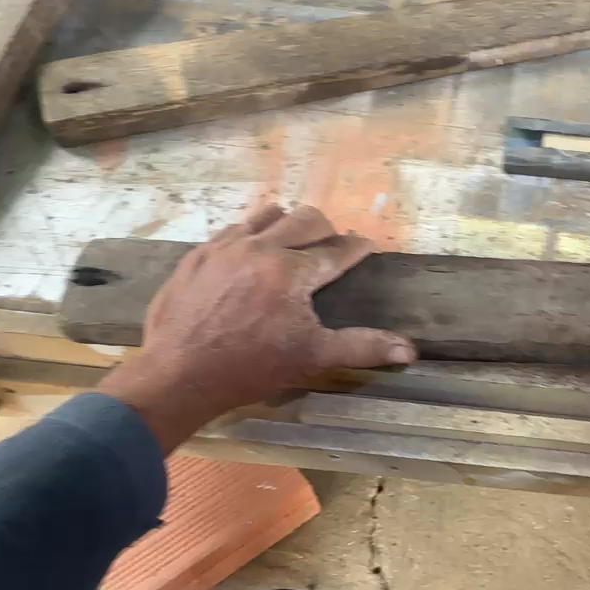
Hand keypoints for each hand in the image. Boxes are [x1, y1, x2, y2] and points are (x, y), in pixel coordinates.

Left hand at [99, 203, 416, 450]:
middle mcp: (260, 247)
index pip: (337, 250)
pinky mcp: (197, 255)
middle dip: (326, 228)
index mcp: (293, 271)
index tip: (367, 246)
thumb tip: (410, 349)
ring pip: (266, 215)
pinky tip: (250, 256)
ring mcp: (224, 247)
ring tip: (291, 244)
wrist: (180, 374)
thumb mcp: (313, 357)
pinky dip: (250, 236)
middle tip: (332, 246)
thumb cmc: (252, 367)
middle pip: (305, 218)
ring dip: (287, 224)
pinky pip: (232, 230)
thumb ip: (363, 346)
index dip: (358, 248)